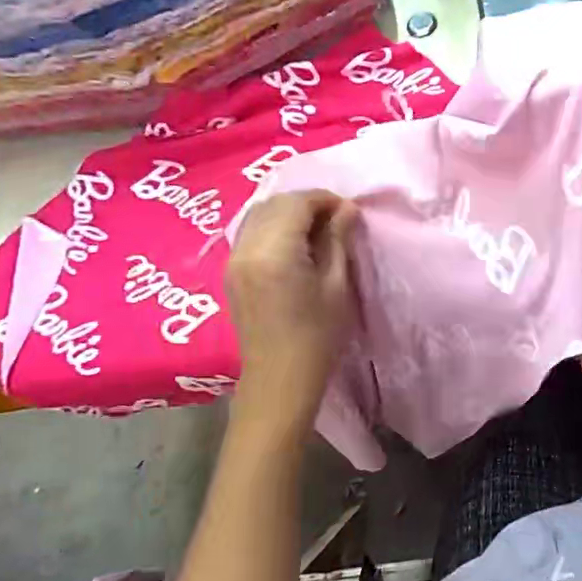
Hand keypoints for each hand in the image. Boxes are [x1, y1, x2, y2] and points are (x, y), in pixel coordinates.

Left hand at [226, 190, 358, 420]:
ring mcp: (233, 259)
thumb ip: (338, 241)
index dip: (325, 200)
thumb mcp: (337, 286)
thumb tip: (346, 210)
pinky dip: (273, 228)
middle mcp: (246, 248)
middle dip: (307, 204)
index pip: (297, 203)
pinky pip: (250, 233)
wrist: (280, 380)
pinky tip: (294, 246)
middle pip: (274, 204)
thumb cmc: (318, 337)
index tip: (350, 212)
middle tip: (336, 221)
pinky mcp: (231, 272)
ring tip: (317, 232)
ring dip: (289, 214)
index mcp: (274, 251)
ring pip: (259, 215)